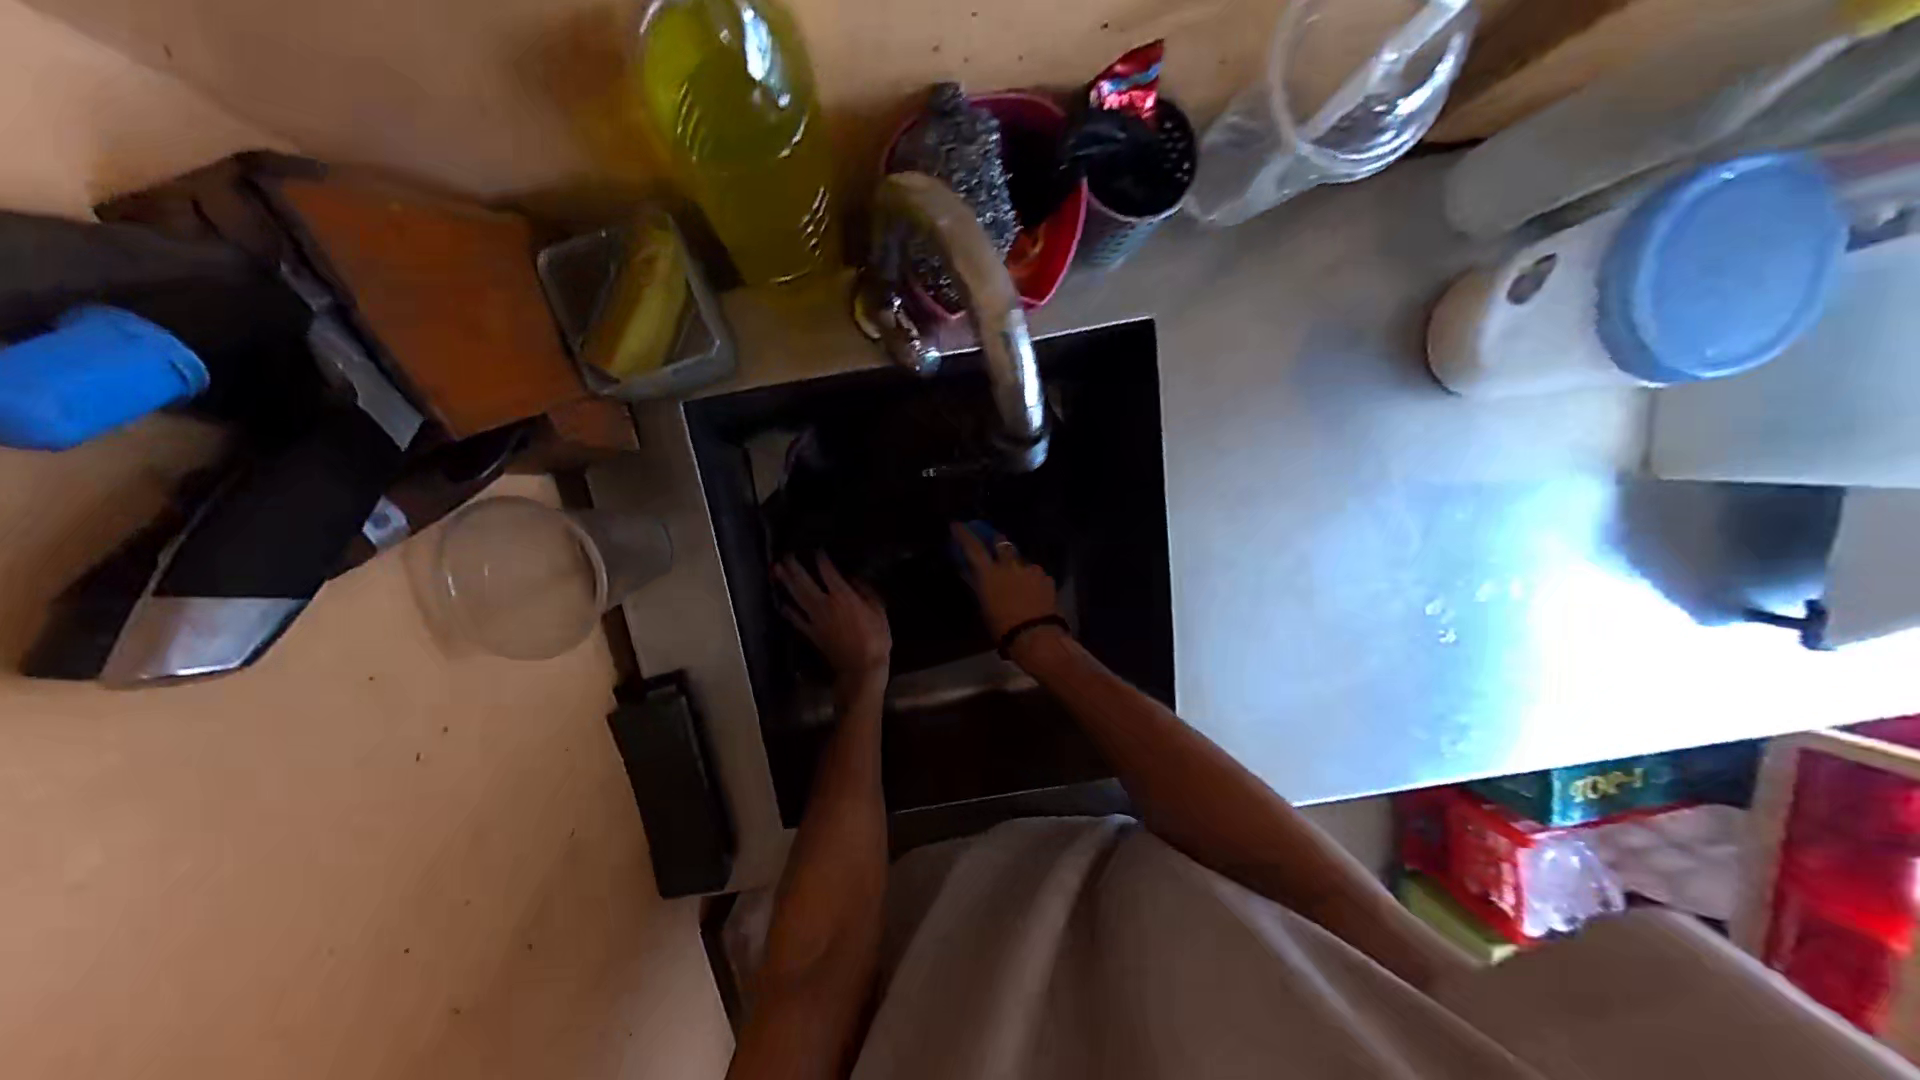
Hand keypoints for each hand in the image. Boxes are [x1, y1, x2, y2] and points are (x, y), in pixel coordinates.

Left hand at [775, 554, 890, 687]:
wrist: (861, 668)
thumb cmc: (875, 638)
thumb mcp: (878, 610)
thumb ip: (865, 592)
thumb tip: (852, 579)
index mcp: (842, 596)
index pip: (827, 571)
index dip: (821, 558)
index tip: (818, 550)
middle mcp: (824, 604)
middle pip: (804, 581)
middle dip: (794, 566)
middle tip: (786, 555)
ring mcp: (814, 619)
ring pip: (796, 596)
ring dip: (786, 582)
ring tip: (777, 570)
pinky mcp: (810, 633)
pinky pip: (795, 619)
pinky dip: (787, 610)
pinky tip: (782, 604)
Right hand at [951, 523, 1062, 641]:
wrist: (1037, 637)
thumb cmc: (1003, 628)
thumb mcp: (985, 607)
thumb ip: (981, 586)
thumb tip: (974, 574)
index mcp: (989, 573)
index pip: (973, 547)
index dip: (964, 535)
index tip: (958, 525)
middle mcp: (1009, 564)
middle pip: (1001, 543)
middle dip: (996, 542)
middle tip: (994, 546)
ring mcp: (1031, 569)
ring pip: (1021, 561)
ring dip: (1017, 567)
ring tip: (1018, 583)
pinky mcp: (1047, 577)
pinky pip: (1035, 573)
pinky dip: (1031, 579)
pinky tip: (1033, 592)